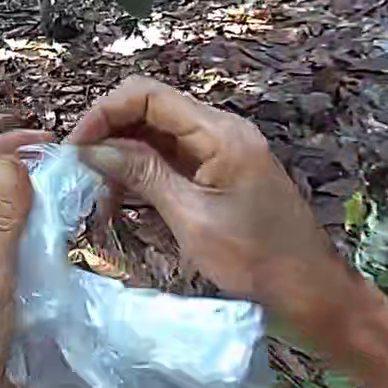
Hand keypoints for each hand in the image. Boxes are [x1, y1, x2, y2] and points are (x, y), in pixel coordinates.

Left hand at [0, 129, 47, 387]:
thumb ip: (2, 217)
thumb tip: (15, 159)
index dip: (6, 145)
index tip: (49, 141)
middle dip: (18, 165)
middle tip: (61, 162)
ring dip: (25, 192)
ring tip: (62, 185)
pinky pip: (3, 232)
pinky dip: (27, 220)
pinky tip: (52, 222)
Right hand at [69, 77, 387, 387]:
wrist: (311, 293)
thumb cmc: (256, 262)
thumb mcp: (191, 219)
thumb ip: (142, 175)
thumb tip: (92, 149)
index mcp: (219, 133)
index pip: (148, 94)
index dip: (104, 112)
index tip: (76, 148)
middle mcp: (219, 130)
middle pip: (150, 109)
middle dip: (109, 133)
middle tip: (79, 171)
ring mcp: (219, 150)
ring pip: (155, 134)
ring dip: (122, 155)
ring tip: (96, 191)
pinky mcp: (216, 171)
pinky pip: (169, 157)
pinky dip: (141, 172)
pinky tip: (120, 198)